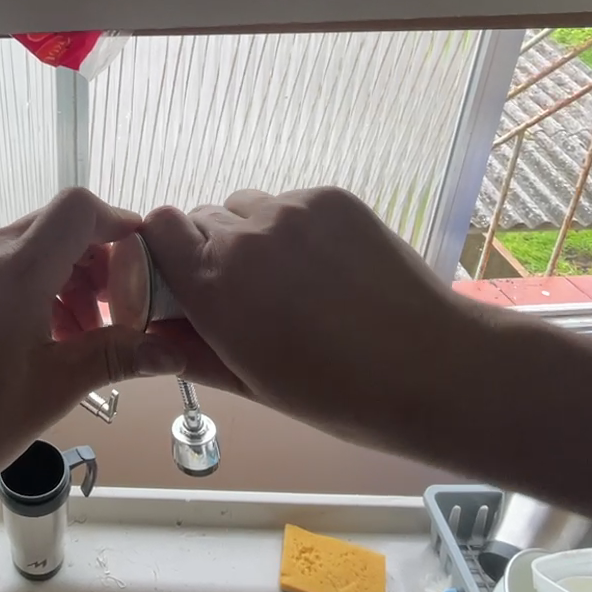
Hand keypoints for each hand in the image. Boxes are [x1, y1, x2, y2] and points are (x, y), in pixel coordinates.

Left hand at [0, 188, 188, 502]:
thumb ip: (118, 355)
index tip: (140, 262)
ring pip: (29, 244)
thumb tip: (173, 352)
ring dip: (65, 276)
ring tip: (80, 334)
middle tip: (117, 314)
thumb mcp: (56, 387)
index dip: (117, 224)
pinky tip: (41, 333)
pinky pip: (1, 262)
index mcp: (15, 270)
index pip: (77, 209)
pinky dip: (33, 283)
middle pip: (55, 226)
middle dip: (95, 262)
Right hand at [141, 186, 485, 437]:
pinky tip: (330, 266)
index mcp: (214, 283)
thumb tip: (153, 329)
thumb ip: (189, 348)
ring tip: (293, 276)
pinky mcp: (330, 197)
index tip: (184, 274)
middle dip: (212, 247)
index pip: (158, 224)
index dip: (165, 246)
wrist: (438, 370)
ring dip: (252, 234)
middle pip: (201, 217)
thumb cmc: (336, 394)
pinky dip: (296, 228)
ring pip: (247, 206)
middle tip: (248, 288)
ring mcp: (290, 210)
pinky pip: (291, 202)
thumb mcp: (249, 383)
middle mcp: (244, 236)